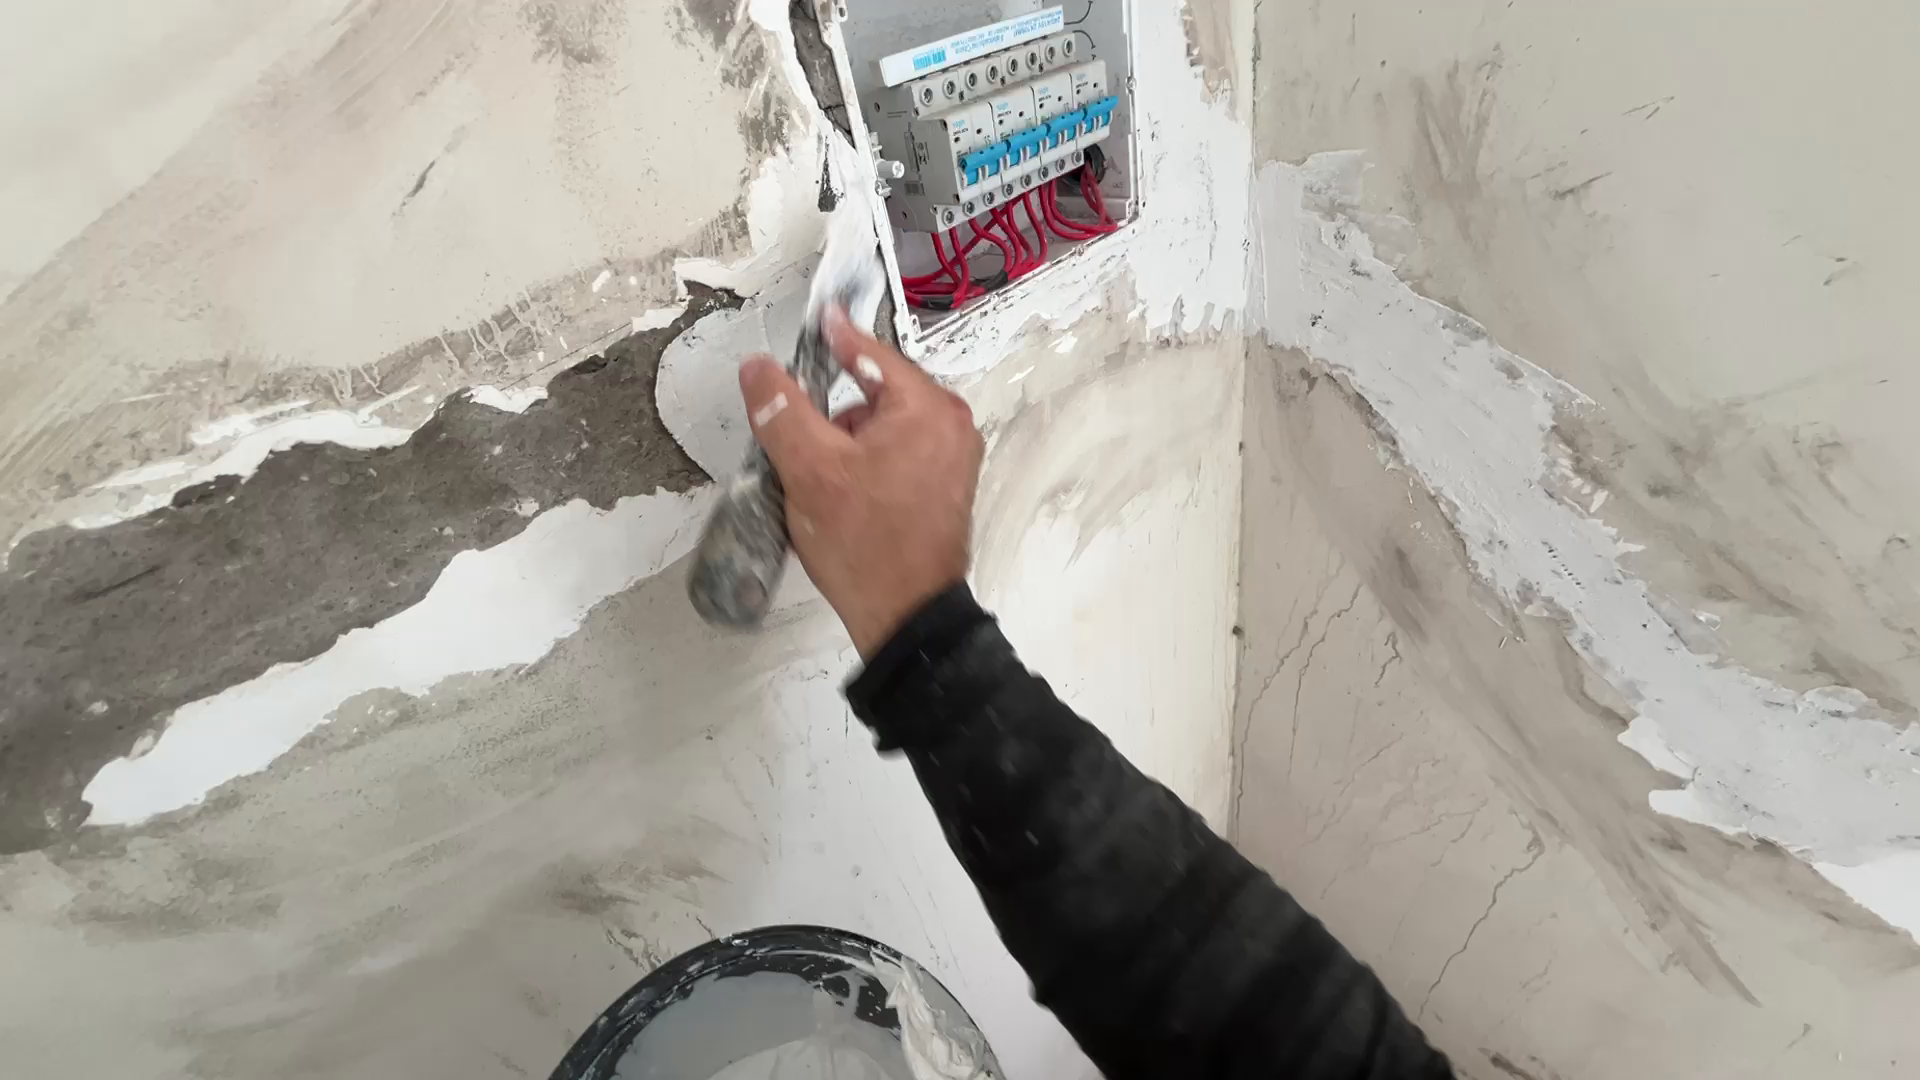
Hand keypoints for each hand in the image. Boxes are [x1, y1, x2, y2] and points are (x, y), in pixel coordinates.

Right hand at [739, 307, 984, 659]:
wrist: (904, 614)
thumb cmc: (865, 543)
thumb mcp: (809, 469)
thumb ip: (781, 410)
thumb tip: (759, 369)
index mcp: (928, 410)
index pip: (871, 357)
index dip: (838, 338)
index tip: (822, 316)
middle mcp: (951, 428)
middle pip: (875, 397)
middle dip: (836, 421)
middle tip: (811, 458)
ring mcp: (954, 460)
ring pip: (883, 430)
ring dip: (848, 448)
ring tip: (830, 492)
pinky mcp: (946, 488)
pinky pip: (898, 456)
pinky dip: (868, 467)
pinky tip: (849, 502)